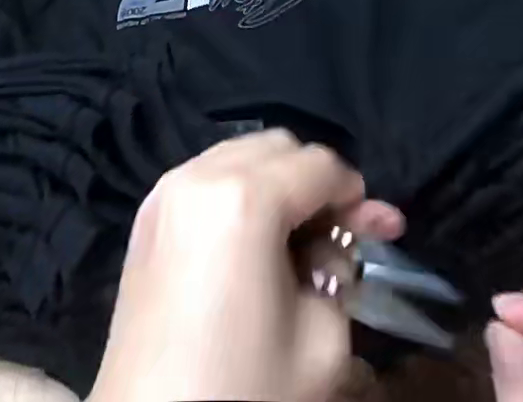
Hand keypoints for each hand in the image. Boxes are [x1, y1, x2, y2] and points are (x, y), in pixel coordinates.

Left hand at [89, 131, 404, 401]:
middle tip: (339, 233)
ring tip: (298, 237)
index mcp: (244, 198)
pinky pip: (206, 174)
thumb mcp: (321, 341)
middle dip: (315, 179)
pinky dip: (238, 188)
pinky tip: (252, 238)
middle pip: (276, 145)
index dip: (355, 194)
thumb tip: (342, 237)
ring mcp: (165, 189)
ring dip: (276, 180)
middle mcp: (199, 174)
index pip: (318, 164)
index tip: (375, 230)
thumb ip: (340, 268)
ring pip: (239, 152)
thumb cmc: (244, 393)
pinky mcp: (147, 211)